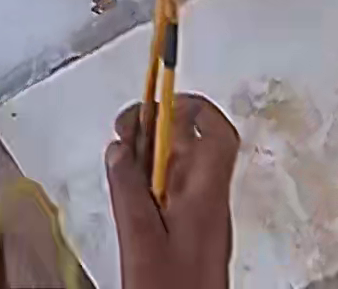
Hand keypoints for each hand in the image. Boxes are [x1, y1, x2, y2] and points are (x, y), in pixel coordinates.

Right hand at [106, 95, 238, 288]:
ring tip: (120, 156)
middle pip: (190, 143)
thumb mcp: (141, 239)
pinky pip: (167, 186)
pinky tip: (125, 185)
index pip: (218, 134)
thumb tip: (119, 148)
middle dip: (155, 126)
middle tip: (124, 130)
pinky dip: (144, 176)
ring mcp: (197, 215)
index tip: (160, 100)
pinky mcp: (185, 231)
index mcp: (206, 196)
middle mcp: (206, 199)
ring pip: (175, 163)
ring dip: (146, 152)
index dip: (193, 107)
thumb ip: (127, 188)